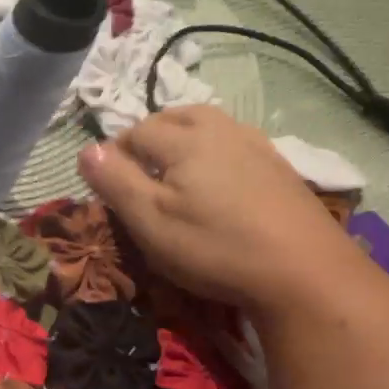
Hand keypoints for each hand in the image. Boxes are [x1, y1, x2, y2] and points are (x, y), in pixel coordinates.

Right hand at [78, 105, 375, 315]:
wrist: (301, 271)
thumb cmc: (212, 247)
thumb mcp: (149, 220)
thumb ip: (115, 181)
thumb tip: (86, 150)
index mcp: (186, 142)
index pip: (135, 132)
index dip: (111, 153)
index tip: (101, 184)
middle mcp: (222, 131)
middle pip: (175, 117)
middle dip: (147, 135)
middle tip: (132, 170)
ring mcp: (256, 146)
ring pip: (208, 125)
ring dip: (180, 138)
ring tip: (167, 171)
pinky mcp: (277, 167)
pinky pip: (232, 142)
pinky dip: (210, 150)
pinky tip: (210, 181)